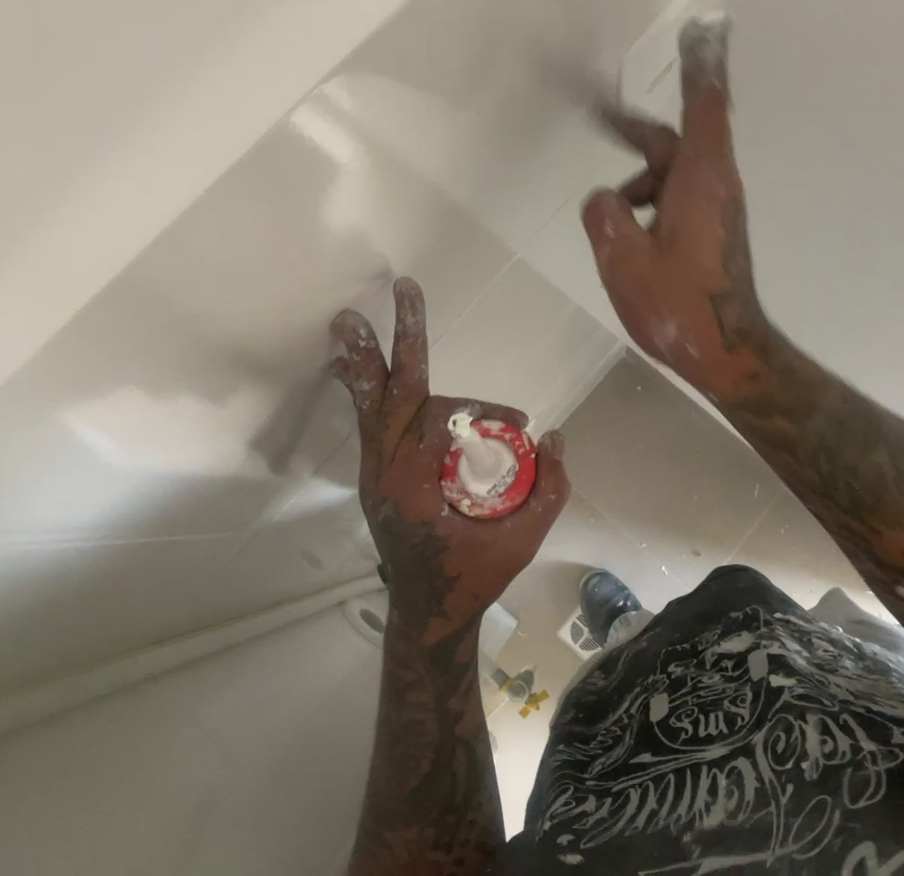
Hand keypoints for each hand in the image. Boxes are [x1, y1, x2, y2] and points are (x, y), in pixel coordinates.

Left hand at [330, 277, 570, 645]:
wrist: (429, 613)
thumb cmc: (475, 577)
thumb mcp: (523, 540)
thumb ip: (550, 488)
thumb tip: (555, 436)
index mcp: (414, 487)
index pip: (441, 419)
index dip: (483, 410)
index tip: (519, 423)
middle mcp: (384, 474)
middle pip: (393, 396)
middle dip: (401, 341)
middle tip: (403, 291)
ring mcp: (373, 476)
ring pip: (370, 406)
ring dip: (365, 362)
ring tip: (348, 323)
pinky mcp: (374, 478)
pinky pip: (368, 425)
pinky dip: (362, 392)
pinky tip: (351, 368)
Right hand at [582, 14, 774, 398]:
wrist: (726, 352)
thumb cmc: (679, 305)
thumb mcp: (624, 259)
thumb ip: (605, 218)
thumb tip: (606, 202)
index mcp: (700, 179)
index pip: (705, 105)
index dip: (700, 64)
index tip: (702, 28)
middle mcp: (714, 186)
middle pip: (673, 140)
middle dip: (633, 131)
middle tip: (597, 112)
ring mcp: (715, 210)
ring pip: (669, 176)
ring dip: (636, 187)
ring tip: (608, 222)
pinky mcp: (711, 233)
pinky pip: (673, 200)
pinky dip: (647, 208)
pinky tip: (626, 242)